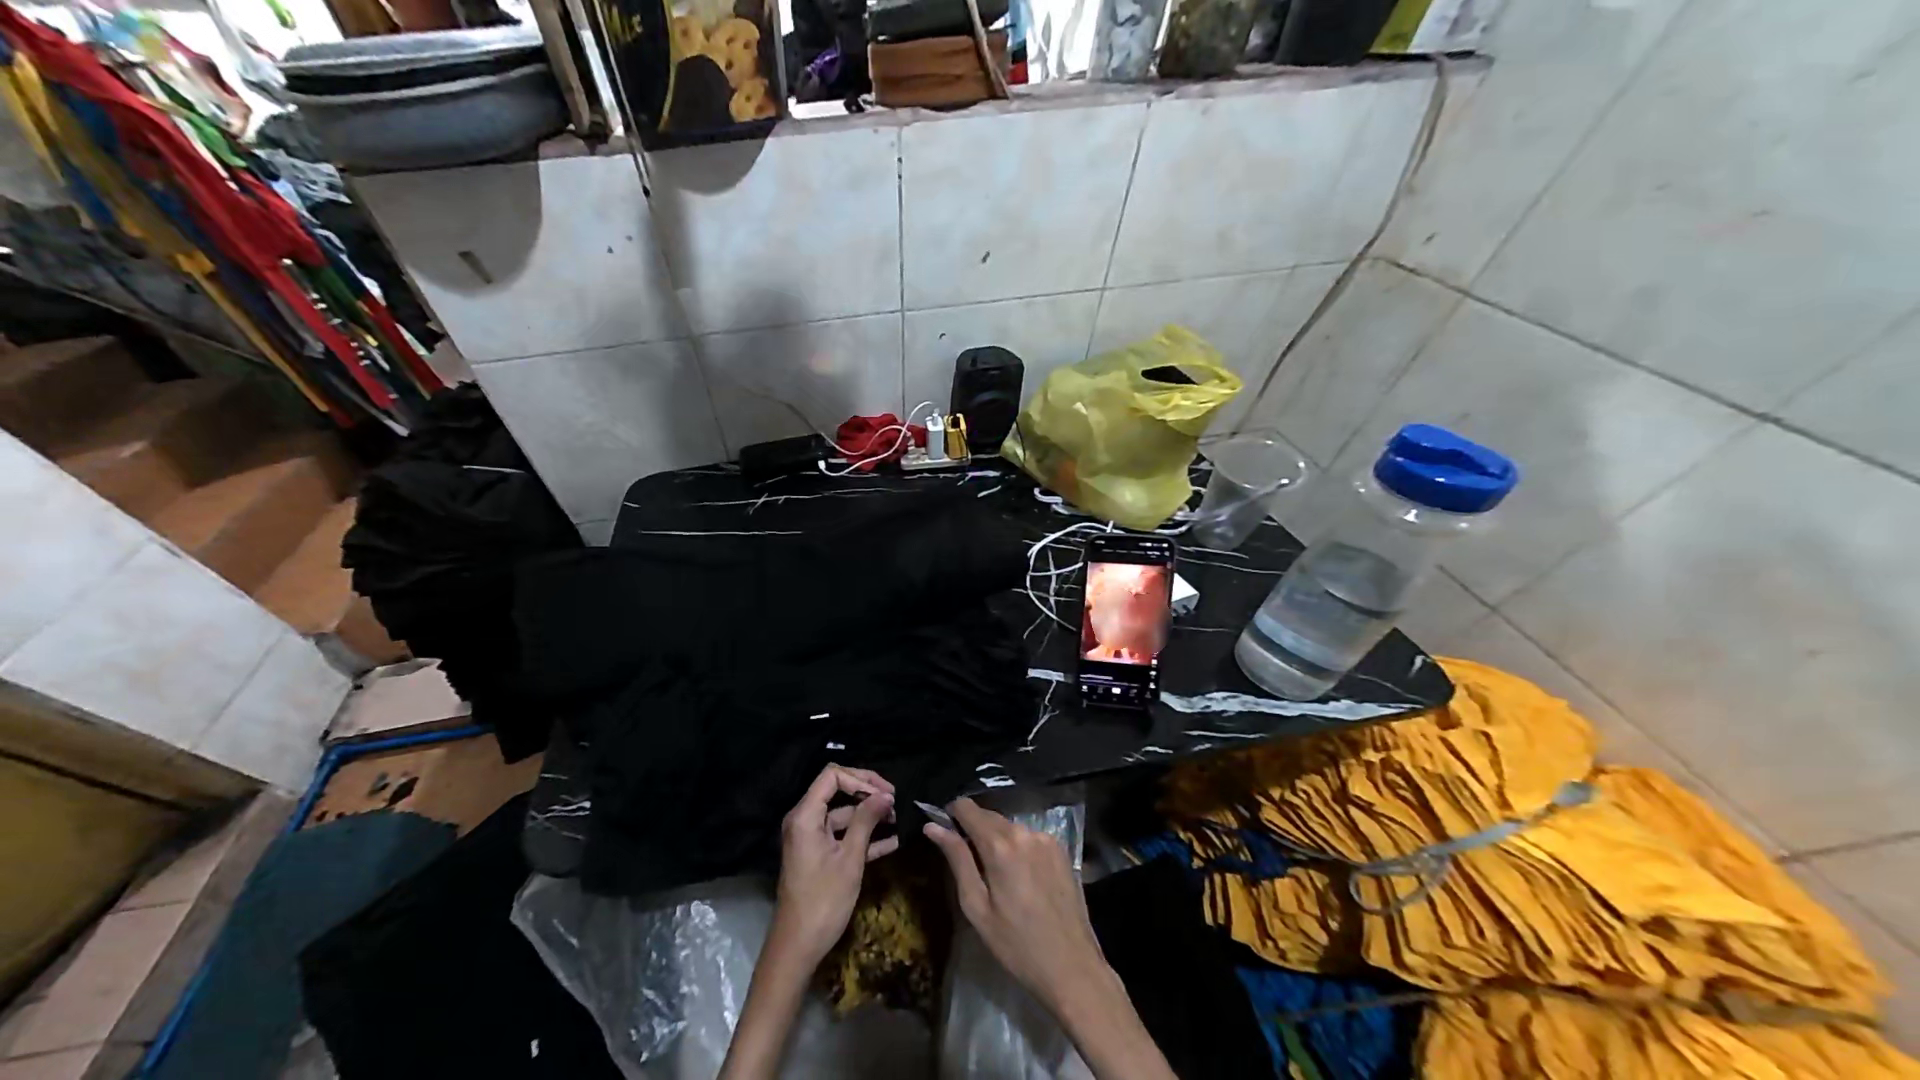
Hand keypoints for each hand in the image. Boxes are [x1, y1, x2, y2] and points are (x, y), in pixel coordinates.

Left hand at [765, 764, 896, 967]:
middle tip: (896, 803)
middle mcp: (805, 820)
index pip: (832, 776)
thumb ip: (866, 821)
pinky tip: (892, 841)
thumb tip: (885, 795)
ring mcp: (812, 838)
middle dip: (868, 794)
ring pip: (844, 814)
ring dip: (870, 816)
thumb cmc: (823, 901)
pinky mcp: (819, 855)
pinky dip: (864, 836)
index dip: (861, 779)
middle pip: (838, 791)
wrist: (798, 947)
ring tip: (899, 821)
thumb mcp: (849, 859)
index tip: (886, 793)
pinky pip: (842, 835)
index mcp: (806, 816)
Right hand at [926, 798, 1177, 1079]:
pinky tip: (1019, 876)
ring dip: (996, 838)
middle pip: (989, 815)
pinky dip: (1017, 846)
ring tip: (993, 873)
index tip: (943, 831)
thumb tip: (933, 827)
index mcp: (1000, 845)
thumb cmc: (1016, 944)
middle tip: (966, 861)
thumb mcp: (977, 907)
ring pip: (1009, 826)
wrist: (1072, 966)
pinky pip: (1029, 837)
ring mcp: (1046, 839)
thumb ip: (957, 859)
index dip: (951, 814)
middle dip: (973, 829)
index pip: (966, 807)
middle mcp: (1024, 832)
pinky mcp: (1061, 850)